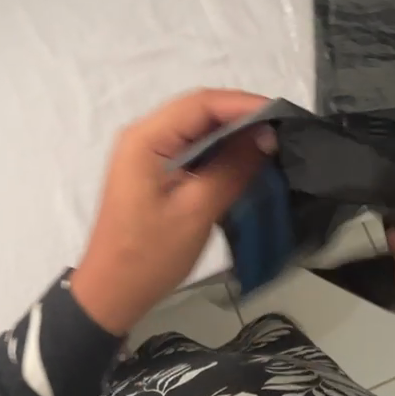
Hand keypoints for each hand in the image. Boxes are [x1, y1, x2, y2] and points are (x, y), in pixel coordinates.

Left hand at [73, 89, 275, 334]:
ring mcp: (146, 151)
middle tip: (282, 128)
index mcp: (146, 138)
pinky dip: (218, 149)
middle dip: (241, 115)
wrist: (112, 291)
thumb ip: (232, 168)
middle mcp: (143, 135)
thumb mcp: (197, 211)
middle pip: (198, 110)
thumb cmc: (150, 255)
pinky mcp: (153, 169)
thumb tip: (266, 136)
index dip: (243, 104)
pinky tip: (244, 159)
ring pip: (196, 127)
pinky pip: (190, 146)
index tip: (282, 114)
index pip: (200, 104)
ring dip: (232, 132)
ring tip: (270, 142)